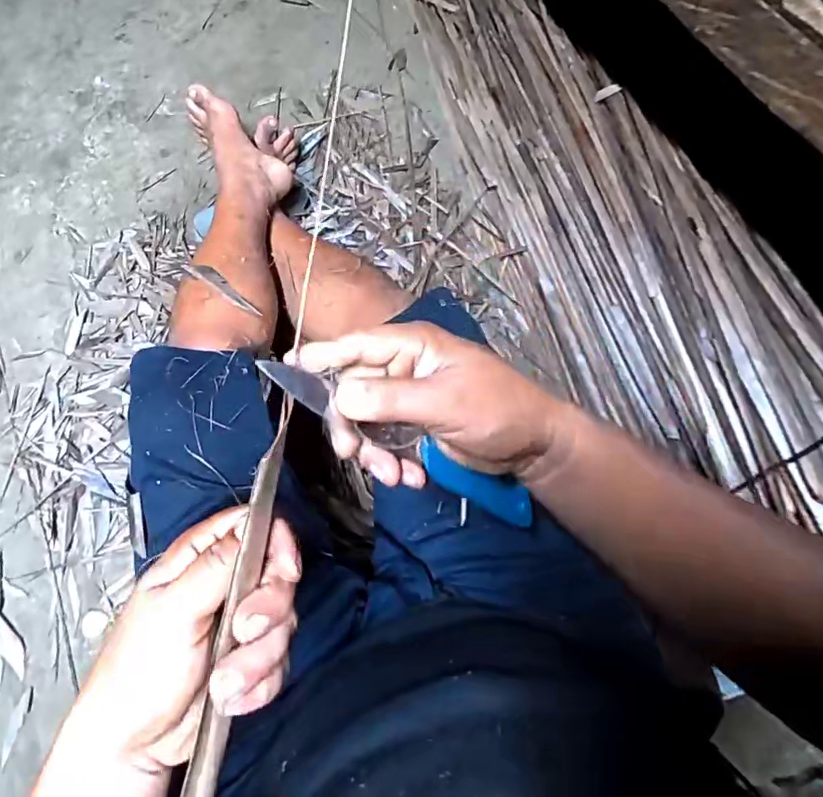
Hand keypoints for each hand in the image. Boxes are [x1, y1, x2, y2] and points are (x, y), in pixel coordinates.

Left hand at [38, 508, 300, 791]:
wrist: (132, 746)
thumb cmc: (134, 674)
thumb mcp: (171, 612)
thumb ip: (213, 567)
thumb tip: (246, 526)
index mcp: (197, 558)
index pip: (251, 526)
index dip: (276, 541)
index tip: (282, 569)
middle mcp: (221, 583)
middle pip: (276, 572)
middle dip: (268, 608)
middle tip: (243, 631)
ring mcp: (237, 621)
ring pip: (281, 622)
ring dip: (256, 659)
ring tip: (221, 681)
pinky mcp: (249, 658)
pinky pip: (279, 663)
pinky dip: (258, 684)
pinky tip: (227, 695)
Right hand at [290, 321, 574, 481]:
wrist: (534, 448)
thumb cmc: (498, 408)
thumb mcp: (445, 402)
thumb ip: (391, 399)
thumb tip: (340, 396)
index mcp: (411, 346)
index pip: (357, 345)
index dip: (323, 354)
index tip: (289, 365)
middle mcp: (402, 367)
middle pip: (352, 389)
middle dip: (350, 424)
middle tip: (352, 452)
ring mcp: (406, 398)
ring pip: (364, 421)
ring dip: (371, 451)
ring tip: (393, 475)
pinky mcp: (411, 426)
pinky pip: (382, 442)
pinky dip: (389, 462)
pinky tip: (410, 477)